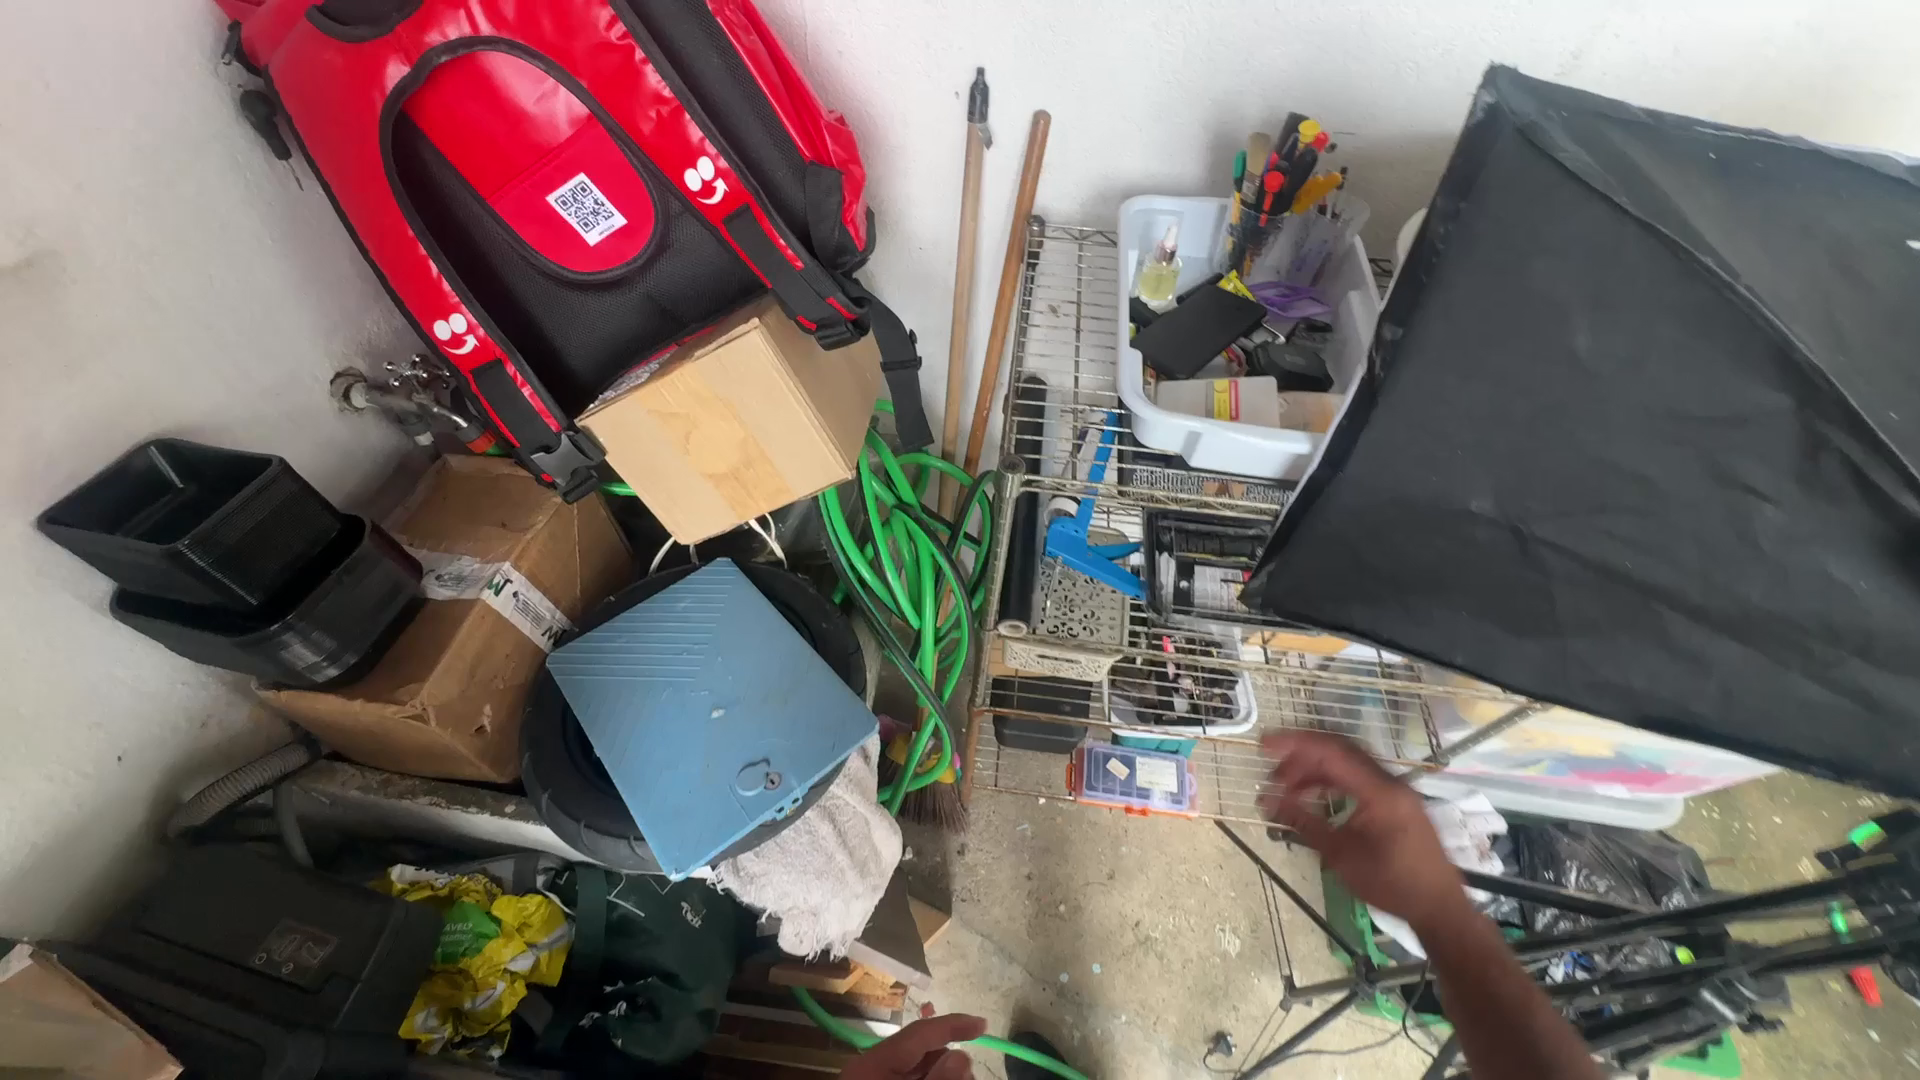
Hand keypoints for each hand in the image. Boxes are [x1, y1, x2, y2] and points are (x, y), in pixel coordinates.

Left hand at [837, 1014, 986, 1079]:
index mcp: (874, 1060)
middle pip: (921, 1051)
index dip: (953, 1024)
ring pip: (918, 1067)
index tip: (983, 1024)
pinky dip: (927, 1078)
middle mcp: (872, 1065)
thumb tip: (963, 1056)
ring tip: (962, 1077)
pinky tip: (943, 1077)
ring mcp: (874, 1077)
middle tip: (971, 1072)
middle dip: (950, 1058)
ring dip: (942, 1071)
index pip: (919, 1031)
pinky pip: (909, 1077)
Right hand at [1259, 731, 1469, 929]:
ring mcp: (1395, 791)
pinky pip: (1357, 778)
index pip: (1332, 751)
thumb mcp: (1341, 856)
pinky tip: (1312, 797)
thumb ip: (1304, 822)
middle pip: (1338, 752)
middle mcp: (1389, 782)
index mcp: (1379, 792)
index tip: (1264, 745)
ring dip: (1314, 770)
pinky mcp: (1396, 801)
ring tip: (1286, 788)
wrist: (1441, 910)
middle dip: (1300, 756)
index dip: (1295, 743)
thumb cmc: (1393, 885)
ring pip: (1347, 764)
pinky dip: (1331, 781)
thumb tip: (1267, 800)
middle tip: (1271, 772)